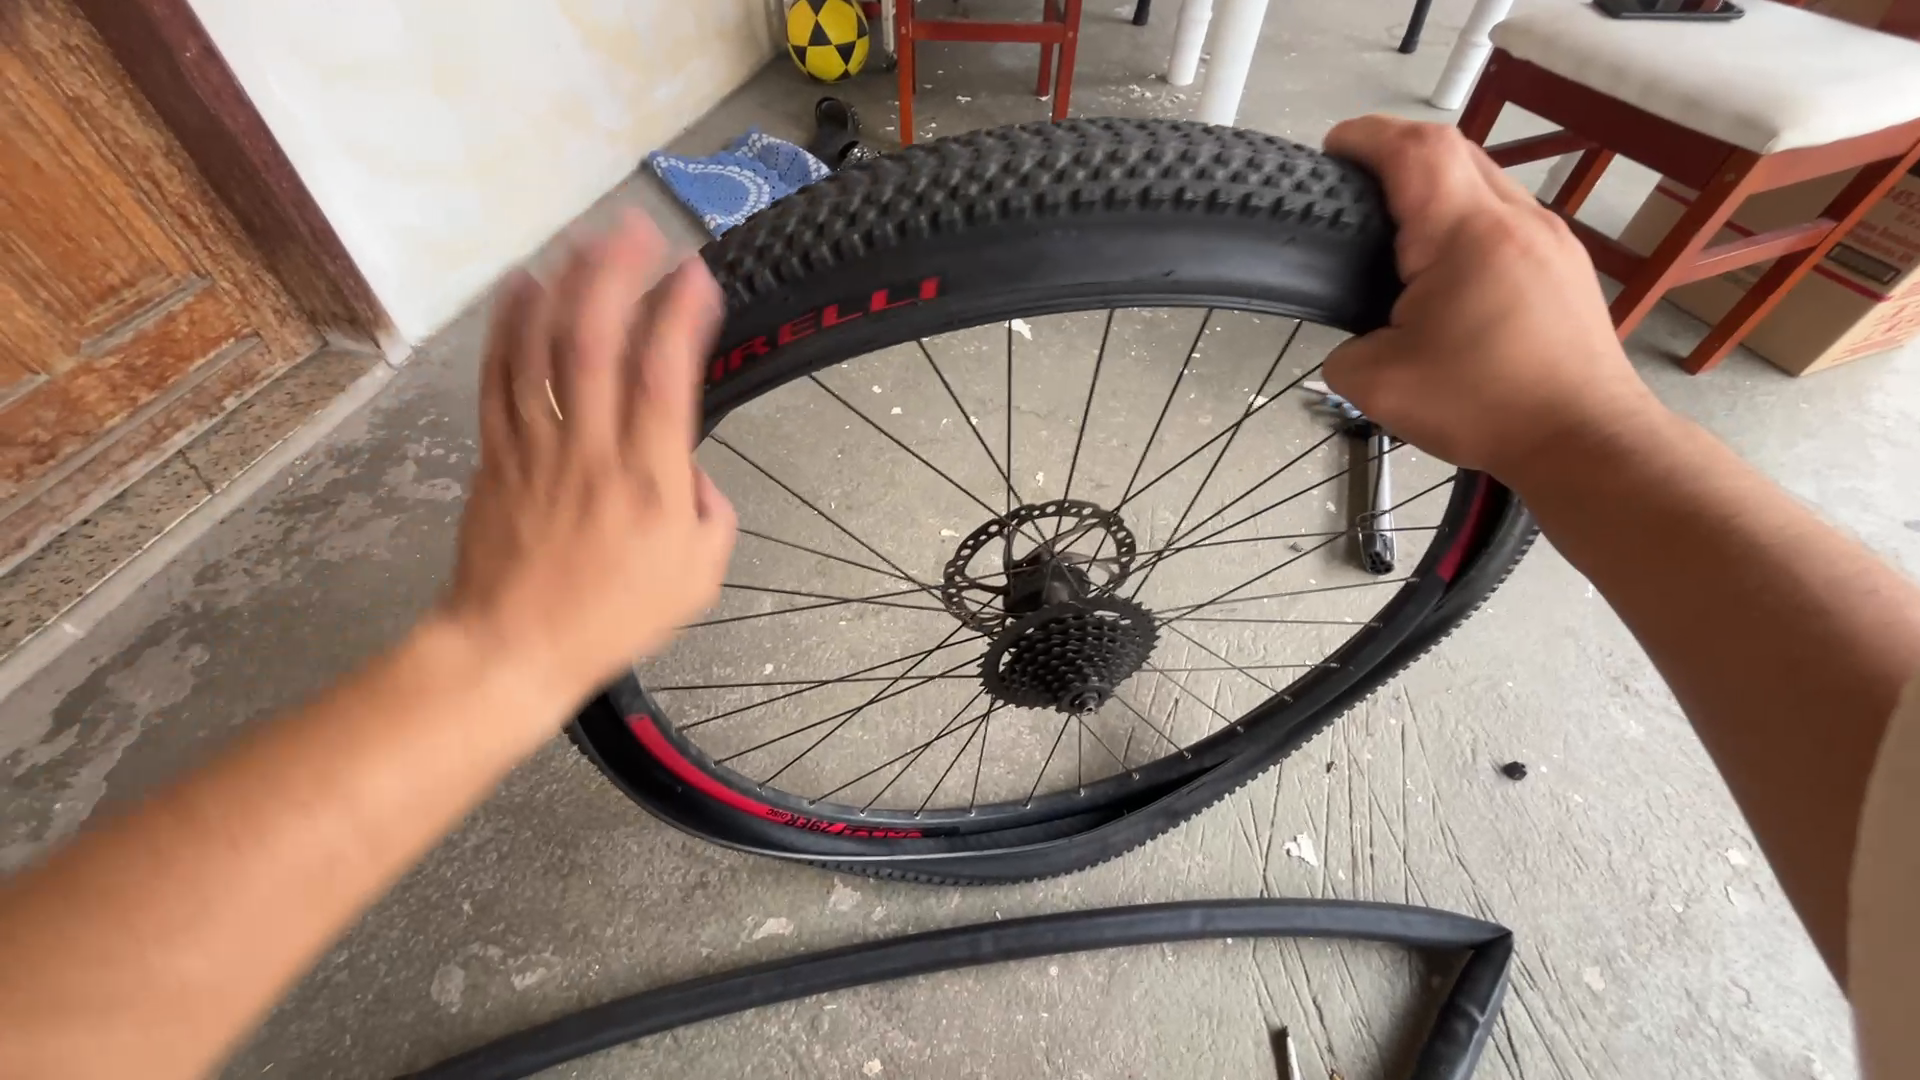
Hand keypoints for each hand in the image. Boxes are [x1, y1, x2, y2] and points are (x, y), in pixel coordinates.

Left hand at [440, 212, 736, 701]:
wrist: (513, 649)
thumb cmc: (613, 617)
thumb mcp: (699, 578)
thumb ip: (713, 517)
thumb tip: (696, 473)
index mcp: (650, 482)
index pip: (666, 381)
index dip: (680, 319)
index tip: (696, 275)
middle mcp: (592, 451)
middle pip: (597, 344)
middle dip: (617, 277)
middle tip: (636, 229)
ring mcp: (536, 446)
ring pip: (544, 349)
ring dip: (566, 286)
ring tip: (586, 240)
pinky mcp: (495, 452)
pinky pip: (499, 377)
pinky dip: (509, 326)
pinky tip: (522, 287)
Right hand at [1321, 116, 1663, 479]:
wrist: (1580, 438)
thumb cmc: (1483, 406)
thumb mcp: (1375, 385)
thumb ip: (1342, 350)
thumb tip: (1356, 340)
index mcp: (1466, 238)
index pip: (1416, 151)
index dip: (1368, 137)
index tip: (1332, 148)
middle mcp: (1517, 222)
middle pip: (1453, 154)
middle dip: (1396, 156)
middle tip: (1352, 188)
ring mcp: (1550, 240)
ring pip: (1483, 183)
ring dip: (1432, 190)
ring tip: (1391, 232)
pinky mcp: (1563, 266)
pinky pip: (1505, 218)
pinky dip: (1462, 221)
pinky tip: (1439, 268)